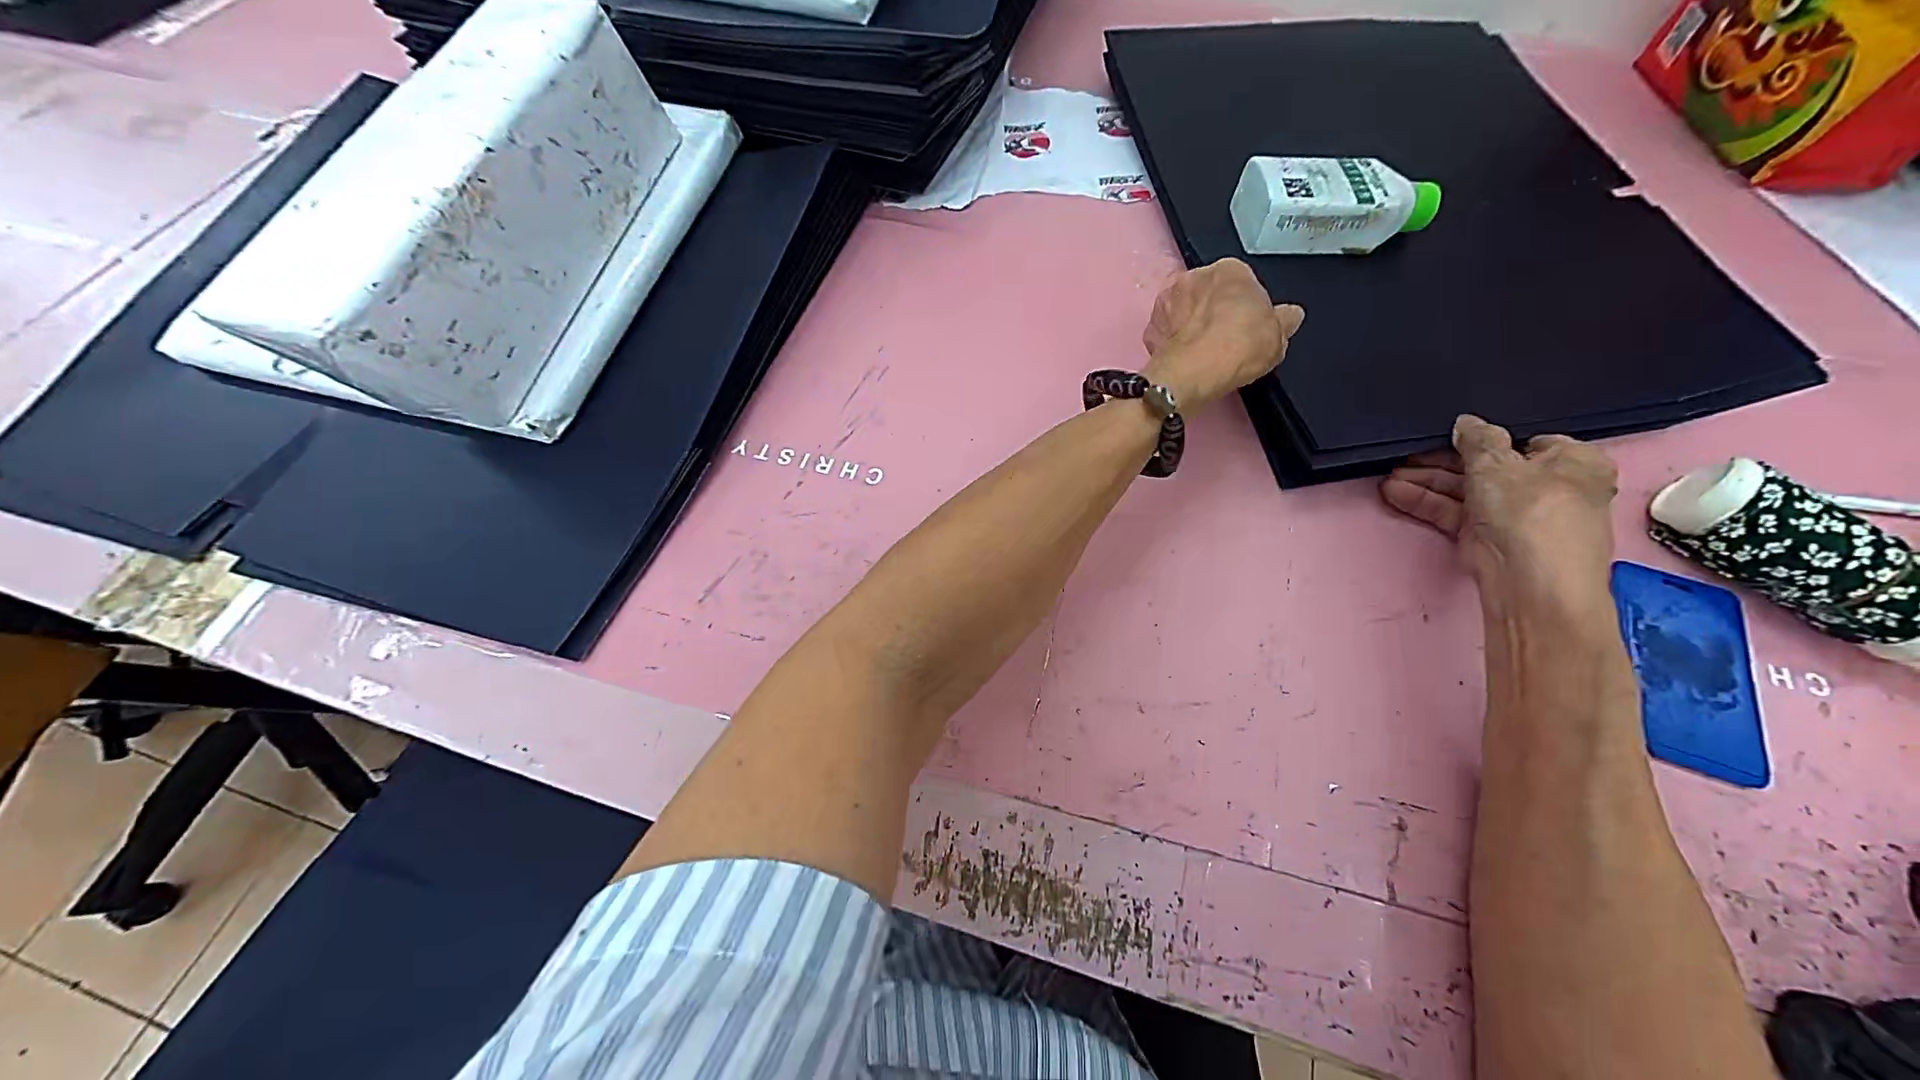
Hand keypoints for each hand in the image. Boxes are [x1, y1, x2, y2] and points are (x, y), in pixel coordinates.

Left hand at [1142, 258, 1305, 411]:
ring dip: (1190, 326)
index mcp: (1229, 269)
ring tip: (1204, 352)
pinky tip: (1185, 360)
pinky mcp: (1149, 329)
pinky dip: (1172, 344)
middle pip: (1207, 294)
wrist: (1194, 372)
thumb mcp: (1278, 334)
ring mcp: (1166, 302)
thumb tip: (1290, 316)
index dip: (1245, 306)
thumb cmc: (1238, 346)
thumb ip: (1284, 320)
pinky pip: (1164, 333)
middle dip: (1214, 312)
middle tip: (1226, 340)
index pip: (1240, 282)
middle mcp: (1193, 277)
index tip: (1248, 326)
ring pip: (1182, 311)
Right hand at [1380, 415, 1617, 610]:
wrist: (1530, 581)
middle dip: (1443, 463)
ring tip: (1392, 476)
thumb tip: (1467, 423)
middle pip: (1487, 468)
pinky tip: (1398, 494)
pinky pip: (1454, 513)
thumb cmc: (1534, 517)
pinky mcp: (1489, 539)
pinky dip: (1427, 503)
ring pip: (1466, 492)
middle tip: (1409, 457)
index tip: (1450, 437)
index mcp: (1573, 463)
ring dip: (1427, 483)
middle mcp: (1548, 490)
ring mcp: (1516, 517)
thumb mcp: (1498, 464)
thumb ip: (1478, 440)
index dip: (1485, 439)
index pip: (1525, 441)